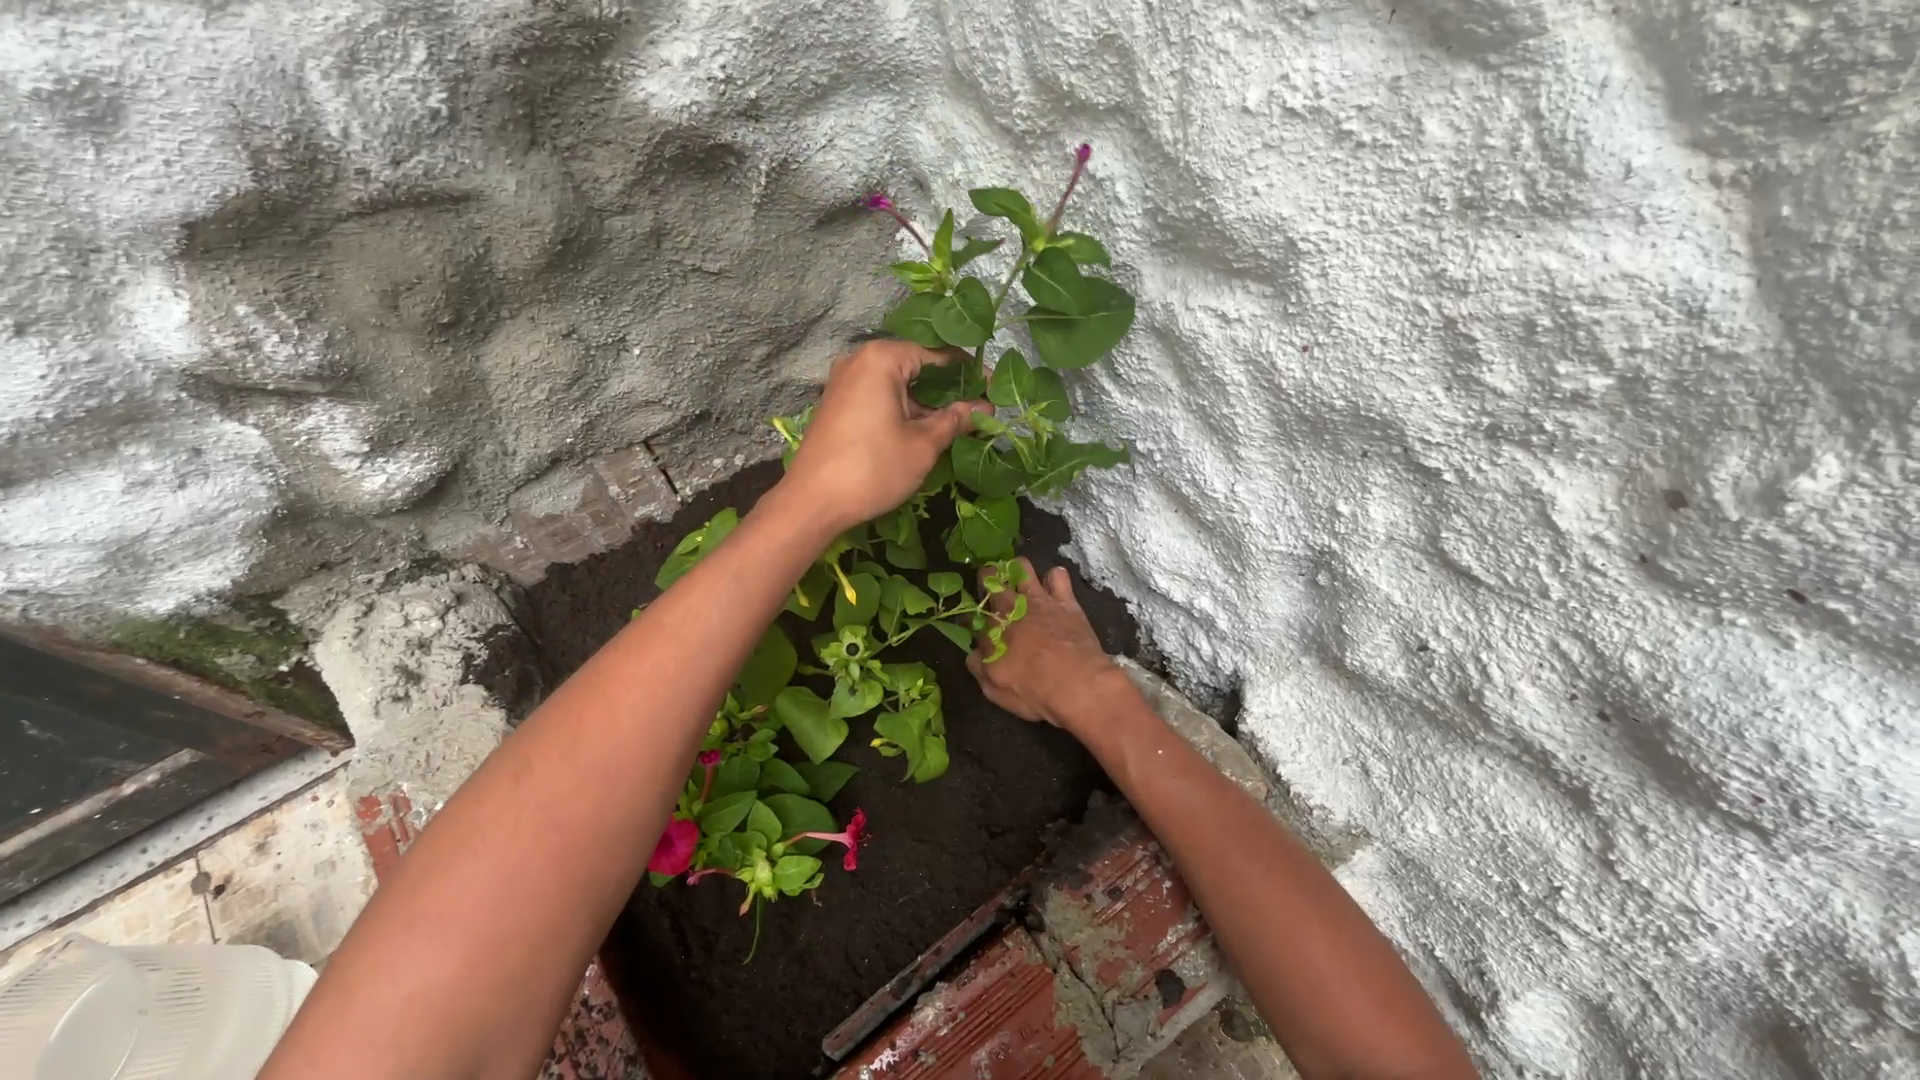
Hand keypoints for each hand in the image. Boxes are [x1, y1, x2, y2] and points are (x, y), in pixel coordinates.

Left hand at [782, 340, 988, 531]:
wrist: (812, 503)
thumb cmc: (872, 469)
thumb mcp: (923, 445)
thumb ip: (955, 420)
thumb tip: (984, 409)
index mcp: (881, 358)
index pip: (938, 354)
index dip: (969, 372)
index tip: (995, 390)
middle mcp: (860, 361)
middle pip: (916, 366)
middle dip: (949, 388)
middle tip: (981, 409)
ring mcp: (845, 383)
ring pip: (898, 384)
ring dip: (927, 402)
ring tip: (959, 424)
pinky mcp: (838, 405)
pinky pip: (880, 397)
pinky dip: (904, 410)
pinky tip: (926, 430)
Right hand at [965, 557, 1128, 732]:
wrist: (1077, 684)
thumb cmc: (1032, 690)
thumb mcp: (994, 689)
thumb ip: (978, 666)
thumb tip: (973, 653)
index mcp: (989, 628)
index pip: (972, 612)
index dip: (972, 616)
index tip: (976, 624)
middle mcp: (1010, 606)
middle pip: (989, 578)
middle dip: (986, 579)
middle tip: (992, 590)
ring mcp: (1039, 599)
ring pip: (1021, 565)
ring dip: (1017, 570)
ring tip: (1019, 581)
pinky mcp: (1066, 601)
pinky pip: (1057, 575)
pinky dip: (1053, 578)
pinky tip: (1053, 589)